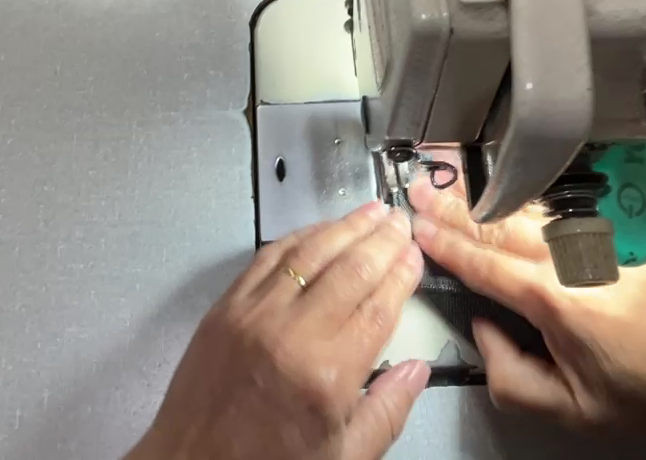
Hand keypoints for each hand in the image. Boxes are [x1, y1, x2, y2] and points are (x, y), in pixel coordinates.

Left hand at [127, 201, 430, 459]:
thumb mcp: (341, 459)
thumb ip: (386, 412)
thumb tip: (418, 369)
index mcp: (326, 377)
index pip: (377, 310)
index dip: (401, 277)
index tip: (415, 256)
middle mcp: (292, 333)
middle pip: (349, 270)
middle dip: (380, 241)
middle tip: (400, 221)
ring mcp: (255, 312)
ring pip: (310, 253)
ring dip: (344, 227)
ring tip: (370, 211)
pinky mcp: (227, 304)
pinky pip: (269, 256)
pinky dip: (300, 236)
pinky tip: (321, 228)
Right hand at [409, 177, 645, 450]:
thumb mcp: (583, 415)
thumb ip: (514, 379)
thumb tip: (482, 327)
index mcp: (557, 300)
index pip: (482, 262)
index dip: (443, 244)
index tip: (414, 227)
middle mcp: (575, 250)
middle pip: (497, 218)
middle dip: (451, 203)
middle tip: (418, 185)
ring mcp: (606, 221)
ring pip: (529, 194)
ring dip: (484, 179)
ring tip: (450, 162)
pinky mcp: (634, 206)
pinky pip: (572, 184)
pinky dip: (533, 172)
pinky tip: (511, 157)